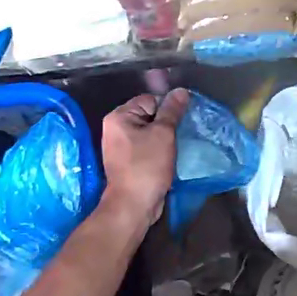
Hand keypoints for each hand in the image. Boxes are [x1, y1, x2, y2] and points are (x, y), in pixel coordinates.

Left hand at [99, 89, 188, 226]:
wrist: (134, 204)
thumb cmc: (147, 166)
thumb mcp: (163, 134)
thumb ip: (172, 111)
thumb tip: (181, 91)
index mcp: (118, 117)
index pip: (149, 100)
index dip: (167, 110)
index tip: (178, 124)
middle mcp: (115, 129)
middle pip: (148, 116)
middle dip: (166, 125)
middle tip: (178, 136)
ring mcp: (120, 147)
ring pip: (149, 134)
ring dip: (164, 140)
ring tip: (174, 149)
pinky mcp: (128, 162)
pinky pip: (146, 148)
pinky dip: (158, 152)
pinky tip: (168, 159)